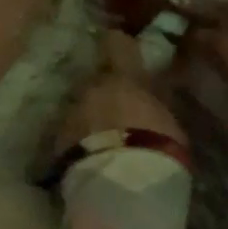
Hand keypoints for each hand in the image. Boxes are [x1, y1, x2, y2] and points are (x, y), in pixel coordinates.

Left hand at [57, 31, 185, 151]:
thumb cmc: (157, 147)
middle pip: (96, 82)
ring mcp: (71, 114)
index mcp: (123, 78)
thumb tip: (155, 89)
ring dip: (91, 118)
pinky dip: (80, 141)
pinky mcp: (58, 143)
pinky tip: (93, 158)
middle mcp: (92, 89)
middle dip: (105, 92)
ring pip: (81, 108)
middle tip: (119, 111)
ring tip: (106, 141)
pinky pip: (71, 134)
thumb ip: (156, 100)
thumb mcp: (169, 120)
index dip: (119, 45)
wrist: (122, 184)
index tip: (121, 45)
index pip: (116, 44)